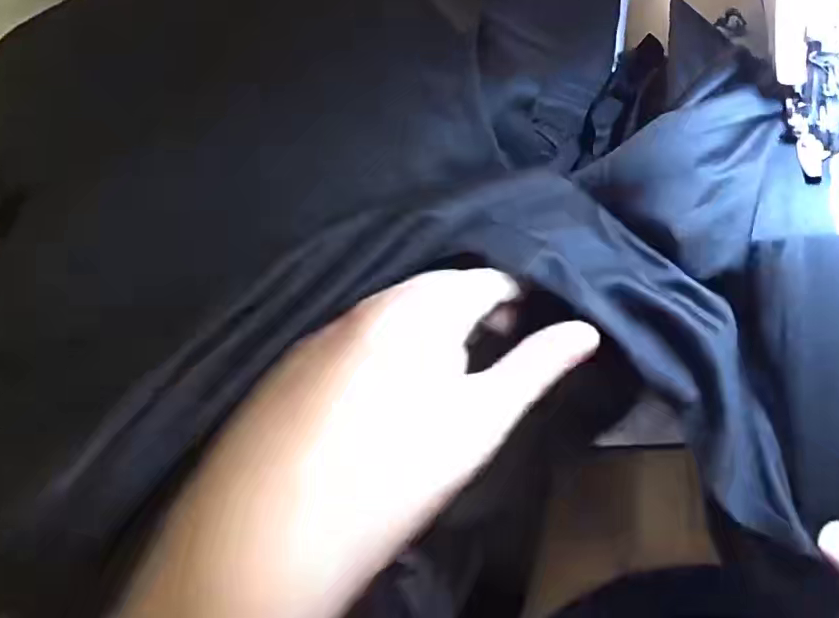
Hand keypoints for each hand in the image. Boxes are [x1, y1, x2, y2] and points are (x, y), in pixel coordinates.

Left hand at [116, 269, 599, 617]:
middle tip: (491, 359)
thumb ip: (539, 364)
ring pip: (396, 312)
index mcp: (419, 308)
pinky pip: (353, 339)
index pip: (492, 279)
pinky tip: (381, 402)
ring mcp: (315, 338)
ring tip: (442, 380)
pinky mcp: (279, 374)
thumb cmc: (392, 478)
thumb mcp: (484, 421)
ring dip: (430, 330)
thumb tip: (588, 330)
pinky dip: (383, 350)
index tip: (530, 334)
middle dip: (476, 312)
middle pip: (442, 288)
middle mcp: (366, 307)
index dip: (522, 301)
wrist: (250, 561)